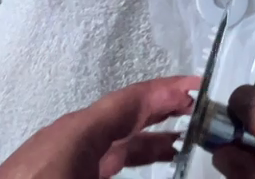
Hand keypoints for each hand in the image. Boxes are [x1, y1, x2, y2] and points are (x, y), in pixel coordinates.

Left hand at [0, 75, 200, 178]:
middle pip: (124, 114)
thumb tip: (169, 152)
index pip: (131, 100)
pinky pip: (98, 156)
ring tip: (182, 141)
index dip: (167, 91)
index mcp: (79, 132)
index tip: (199, 84)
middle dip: (161, 109)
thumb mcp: (90, 177)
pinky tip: (138, 164)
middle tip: (200, 107)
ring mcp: (60, 154)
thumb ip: (128, 158)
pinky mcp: (54, 173)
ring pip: (112, 138)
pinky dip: (124, 155)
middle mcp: (71, 135)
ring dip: (146, 138)